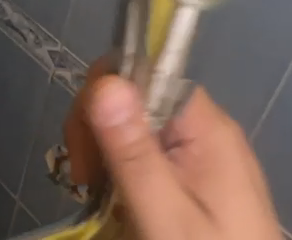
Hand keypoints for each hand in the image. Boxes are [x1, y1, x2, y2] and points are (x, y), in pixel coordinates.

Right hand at [63, 63, 281, 239]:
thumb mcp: (166, 219)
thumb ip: (134, 151)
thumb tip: (105, 79)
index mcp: (207, 128)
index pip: (143, 73)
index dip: (104, 97)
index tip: (84, 148)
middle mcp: (207, 131)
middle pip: (135, 98)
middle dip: (98, 129)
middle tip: (84, 182)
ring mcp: (204, 158)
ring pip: (135, 126)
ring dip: (105, 152)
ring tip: (95, 196)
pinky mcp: (198, 183)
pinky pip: (148, 154)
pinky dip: (122, 171)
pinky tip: (113, 200)